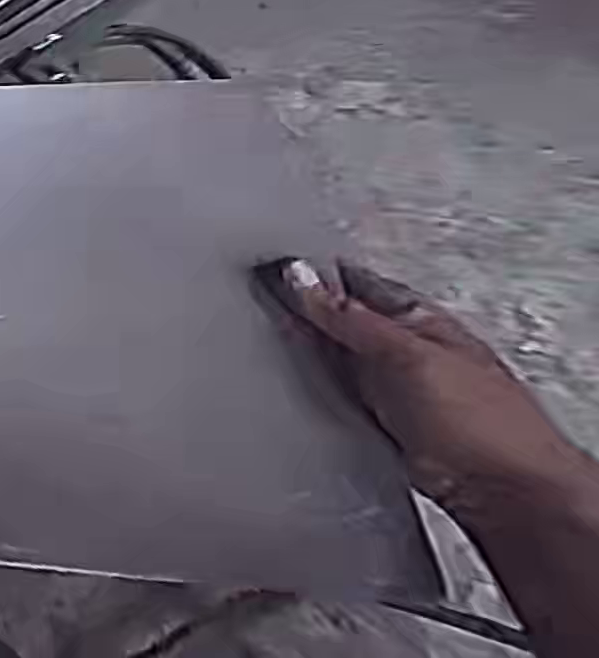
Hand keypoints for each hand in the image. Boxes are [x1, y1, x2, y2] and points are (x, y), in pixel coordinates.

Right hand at [280, 259, 593, 516]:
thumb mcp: (406, 353)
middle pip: (336, 315)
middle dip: (300, 306)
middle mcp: (404, 348)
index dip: (317, 273)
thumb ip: (347, 315)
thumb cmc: (486, 424)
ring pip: (325, 347)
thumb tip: (300, 276)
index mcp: (422, 322)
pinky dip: (302, 371)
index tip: (275, 266)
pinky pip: (323, 379)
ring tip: (268, 328)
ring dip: (299, 340)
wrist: (499, 493)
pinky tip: (285, 365)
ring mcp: (386, 380)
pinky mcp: (367, 408)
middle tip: (260, 294)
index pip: (357, 283)